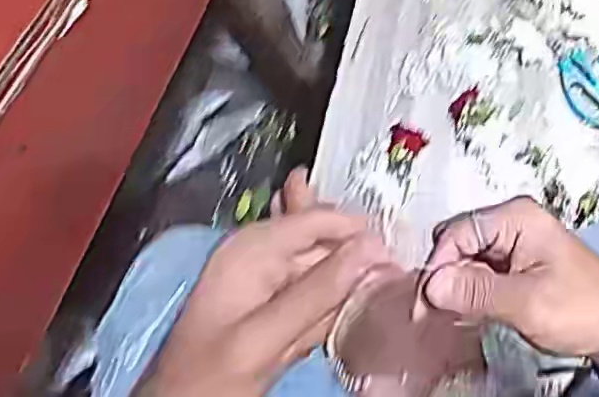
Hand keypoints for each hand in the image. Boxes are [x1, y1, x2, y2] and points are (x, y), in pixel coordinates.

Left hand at [137, 201, 391, 396]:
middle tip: (383, 283)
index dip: (360, 235)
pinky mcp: (271, 307)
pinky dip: (326, 308)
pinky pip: (314, 294)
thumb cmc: (204, 383)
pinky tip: (326, 324)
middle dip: (353, 262)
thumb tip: (376, 247)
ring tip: (339, 313)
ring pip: (325, 269)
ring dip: (341, 290)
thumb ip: (319, 291)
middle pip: (327, 242)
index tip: (394, 260)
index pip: (323, 219)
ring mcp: (266, 281)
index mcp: (254, 246)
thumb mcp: (261, 340)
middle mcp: (262, 253)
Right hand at [421, 197, 598, 373]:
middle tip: (434, 316)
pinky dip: (470, 290)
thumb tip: (432, 283)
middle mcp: (514, 221)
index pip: (459, 230)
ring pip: (468, 257)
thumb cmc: (580, 307)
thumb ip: (477, 291)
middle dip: (443, 274)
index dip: (437, 266)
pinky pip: (482, 270)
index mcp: (518, 217)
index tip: (423, 308)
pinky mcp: (518, 262)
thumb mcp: (526, 302)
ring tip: (451, 317)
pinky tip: (468, 313)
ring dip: (455, 284)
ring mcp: (516, 240)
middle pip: (460, 240)